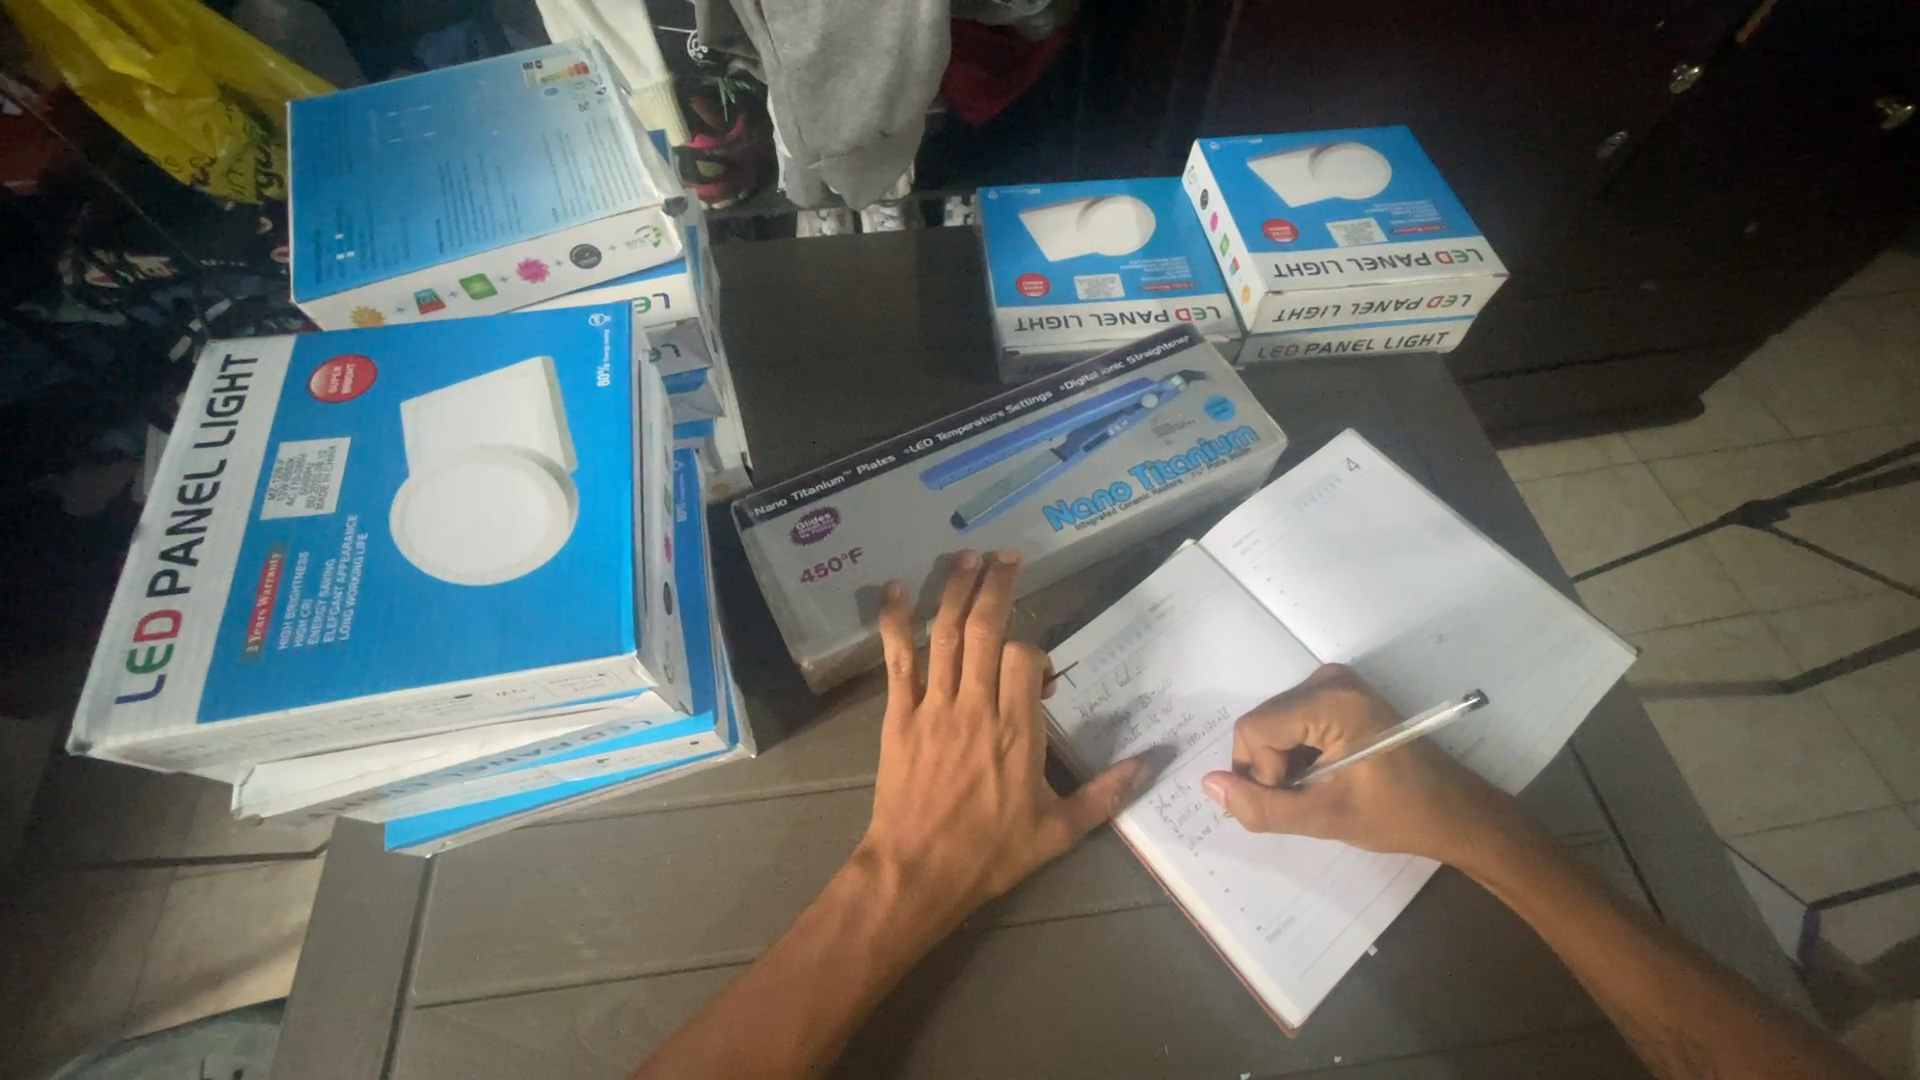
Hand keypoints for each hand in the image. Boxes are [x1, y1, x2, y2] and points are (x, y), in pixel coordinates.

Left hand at [858, 549, 1147, 928]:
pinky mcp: (898, 713)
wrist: (916, 872)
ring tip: (969, 556)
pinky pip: (896, 658)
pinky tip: (893, 586)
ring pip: (945, 633)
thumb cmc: (990, 854)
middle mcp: (976, 706)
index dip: (1034, 650)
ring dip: (956, 589)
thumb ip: (1105, 793)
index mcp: (1017, 731)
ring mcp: (933, 705)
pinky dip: (894, 620)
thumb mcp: (1059, 832)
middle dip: (998, 586)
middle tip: (1008, 554)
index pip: (1026, 658)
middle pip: (985, 629)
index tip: (1036, 669)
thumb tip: (1150, 763)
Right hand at [1199, 664, 1528, 868]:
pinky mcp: (1338, 691)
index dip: (1262, 771)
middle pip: (1261, 723)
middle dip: (1271, 766)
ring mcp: (1334, 682)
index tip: (1298, 798)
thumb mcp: (1325, 818)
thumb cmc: (1398, 816)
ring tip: (1319, 786)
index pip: (1254, 730)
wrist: (1457, 812)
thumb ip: (1262, 806)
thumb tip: (1209, 784)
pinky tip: (1323, 771)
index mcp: (1331, 702)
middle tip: (1308, 796)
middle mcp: (1328, 679)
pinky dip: (1295, 749)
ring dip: (1282, 760)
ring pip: (1271, 722)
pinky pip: (1289, 717)